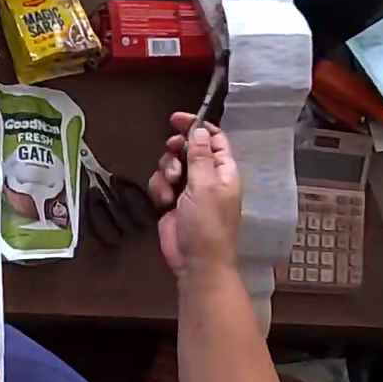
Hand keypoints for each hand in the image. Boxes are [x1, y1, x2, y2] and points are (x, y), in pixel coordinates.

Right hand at [147, 112, 240, 281]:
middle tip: (171, 155)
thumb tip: (200, 130)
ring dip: (165, 172)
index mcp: (223, 170)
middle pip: (187, 149)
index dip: (196, 126)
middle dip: (176, 151)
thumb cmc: (207, 224)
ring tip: (170, 189)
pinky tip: (163, 203)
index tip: (175, 119)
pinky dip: (159, 189)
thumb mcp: (205, 186)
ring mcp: (188, 190)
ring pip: (170, 165)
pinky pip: (160, 184)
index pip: (213, 138)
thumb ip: (200, 156)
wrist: (196, 261)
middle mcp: (206, 177)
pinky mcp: (171, 202)